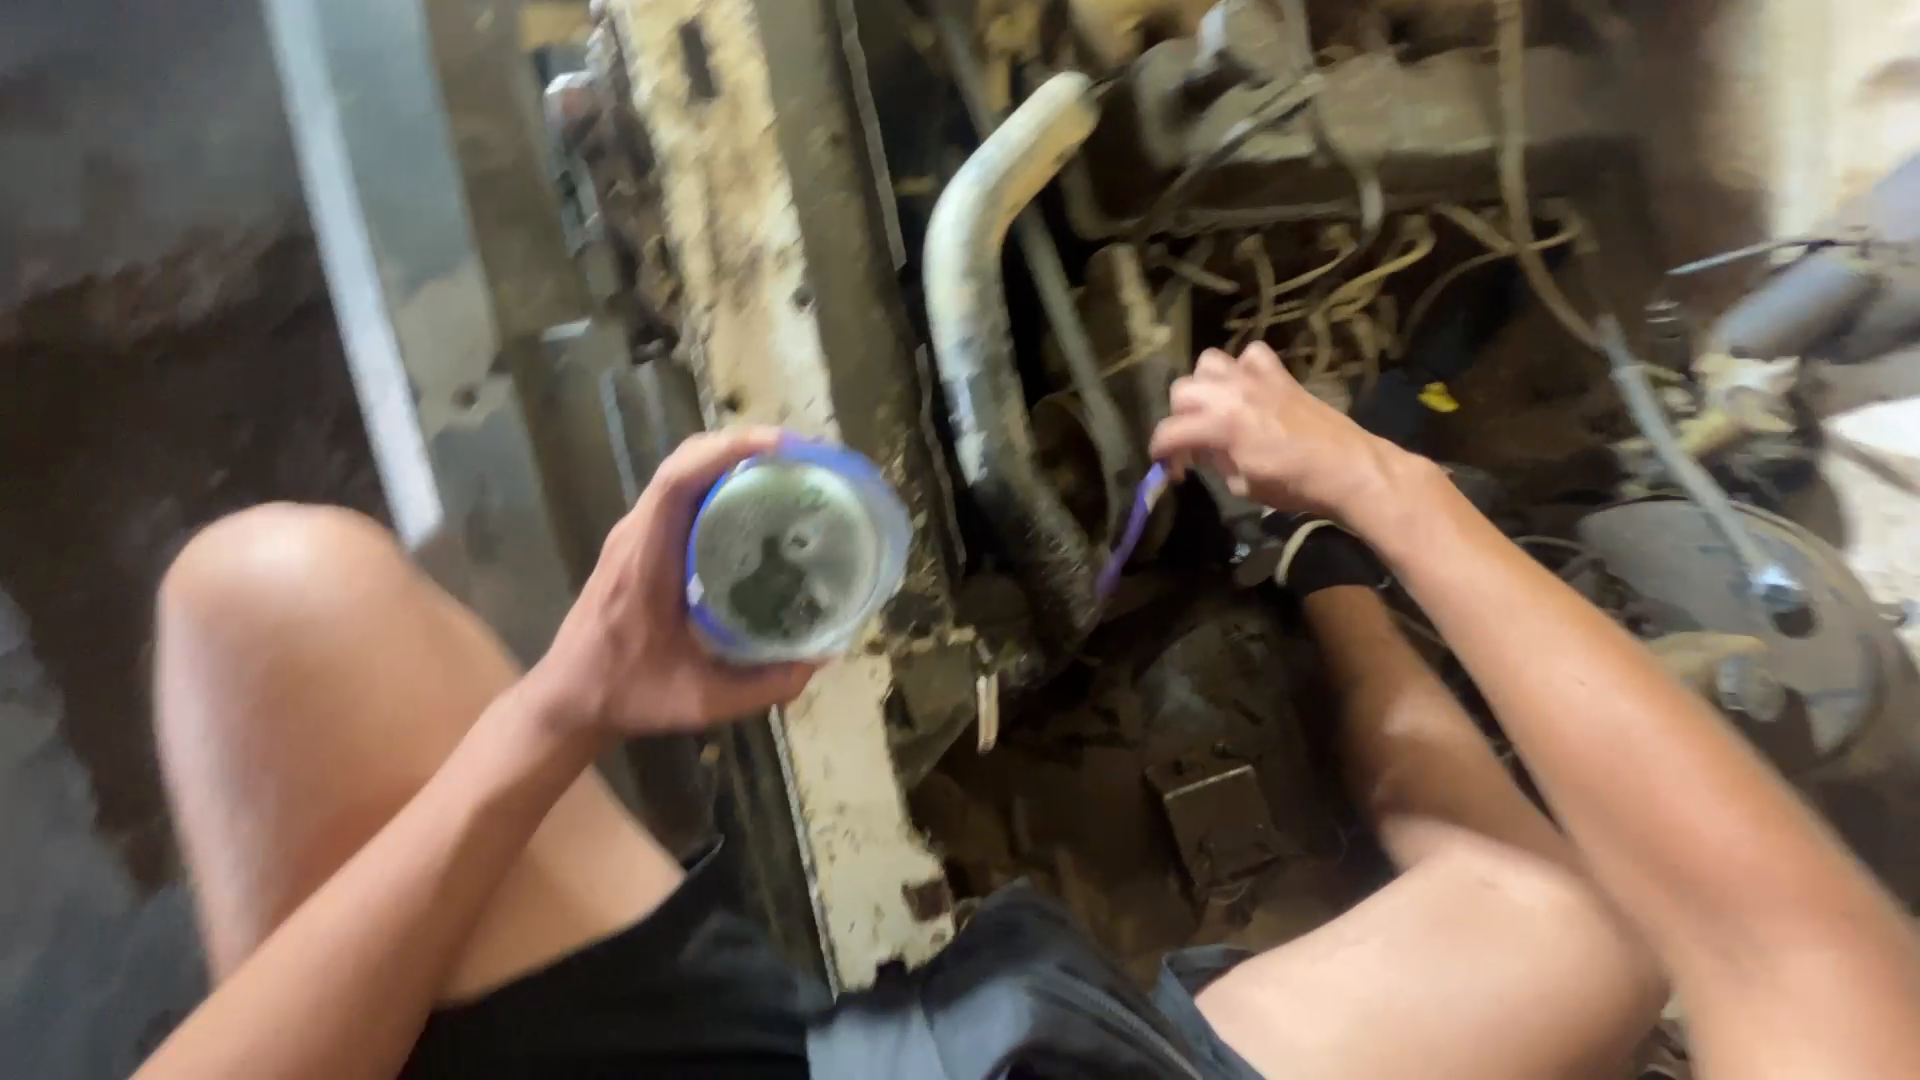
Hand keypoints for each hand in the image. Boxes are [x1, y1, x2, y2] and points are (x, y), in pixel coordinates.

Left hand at [525, 427, 816, 736]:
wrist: (567, 700)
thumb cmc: (630, 694)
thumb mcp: (706, 700)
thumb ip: (768, 682)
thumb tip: (824, 655)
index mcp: (646, 560)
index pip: (678, 481)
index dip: (728, 452)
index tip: (782, 448)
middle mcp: (637, 534)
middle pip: (684, 461)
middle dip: (742, 445)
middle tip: (800, 457)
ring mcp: (635, 534)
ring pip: (682, 471)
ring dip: (731, 458)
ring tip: (787, 470)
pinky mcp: (640, 542)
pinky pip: (680, 492)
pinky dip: (719, 480)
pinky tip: (756, 502)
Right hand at [1149, 343, 1422, 525]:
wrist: (1346, 468)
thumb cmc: (1292, 485)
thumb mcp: (1240, 485)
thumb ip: (1214, 461)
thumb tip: (1201, 451)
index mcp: (1220, 425)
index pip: (1170, 432)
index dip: (1160, 452)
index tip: (1167, 468)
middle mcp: (1231, 393)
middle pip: (1181, 391)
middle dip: (1179, 418)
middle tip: (1193, 442)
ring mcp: (1255, 379)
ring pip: (1208, 363)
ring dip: (1204, 386)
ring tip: (1214, 408)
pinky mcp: (1279, 375)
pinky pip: (1250, 355)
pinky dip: (1242, 368)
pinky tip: (1247, 389)